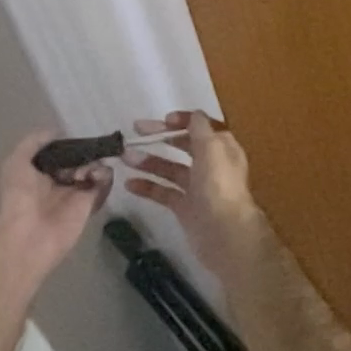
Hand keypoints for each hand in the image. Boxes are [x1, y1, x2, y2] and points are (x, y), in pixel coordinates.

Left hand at [0, 130, 113, 281]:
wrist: (29, 236)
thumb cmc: (18, 198)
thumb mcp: (15, 163)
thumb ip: (34, 142)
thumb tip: (58, 131)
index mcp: (39, 172)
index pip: (60, 151)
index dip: (67, 143)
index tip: (74, 139)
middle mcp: (58, 181)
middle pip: (79, 158)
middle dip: (83, 152)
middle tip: (83, 154)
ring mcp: (75, 192)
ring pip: (94, 167)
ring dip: (93, 163)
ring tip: (83, 172)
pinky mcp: (91, 202)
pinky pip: (104, 183)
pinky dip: (104, 175)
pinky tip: (93, 178)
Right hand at [122, 110, 261, 272]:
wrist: (225, 234)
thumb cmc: (220, 186)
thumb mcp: (212, 149)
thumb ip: (200, 130)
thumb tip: (194, 116)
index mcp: (223, 148)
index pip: (203, 127)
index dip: (184, 121)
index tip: (163, 120)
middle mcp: (211, 165)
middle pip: (185, 145)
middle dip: (162, 137)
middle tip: (136, 131)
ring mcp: (198, 187)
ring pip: (171, 169)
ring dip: (150, 161)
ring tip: (125, 157)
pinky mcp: (186, 208)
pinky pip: (164, 192)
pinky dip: (148, 187)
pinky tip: (130, 184)